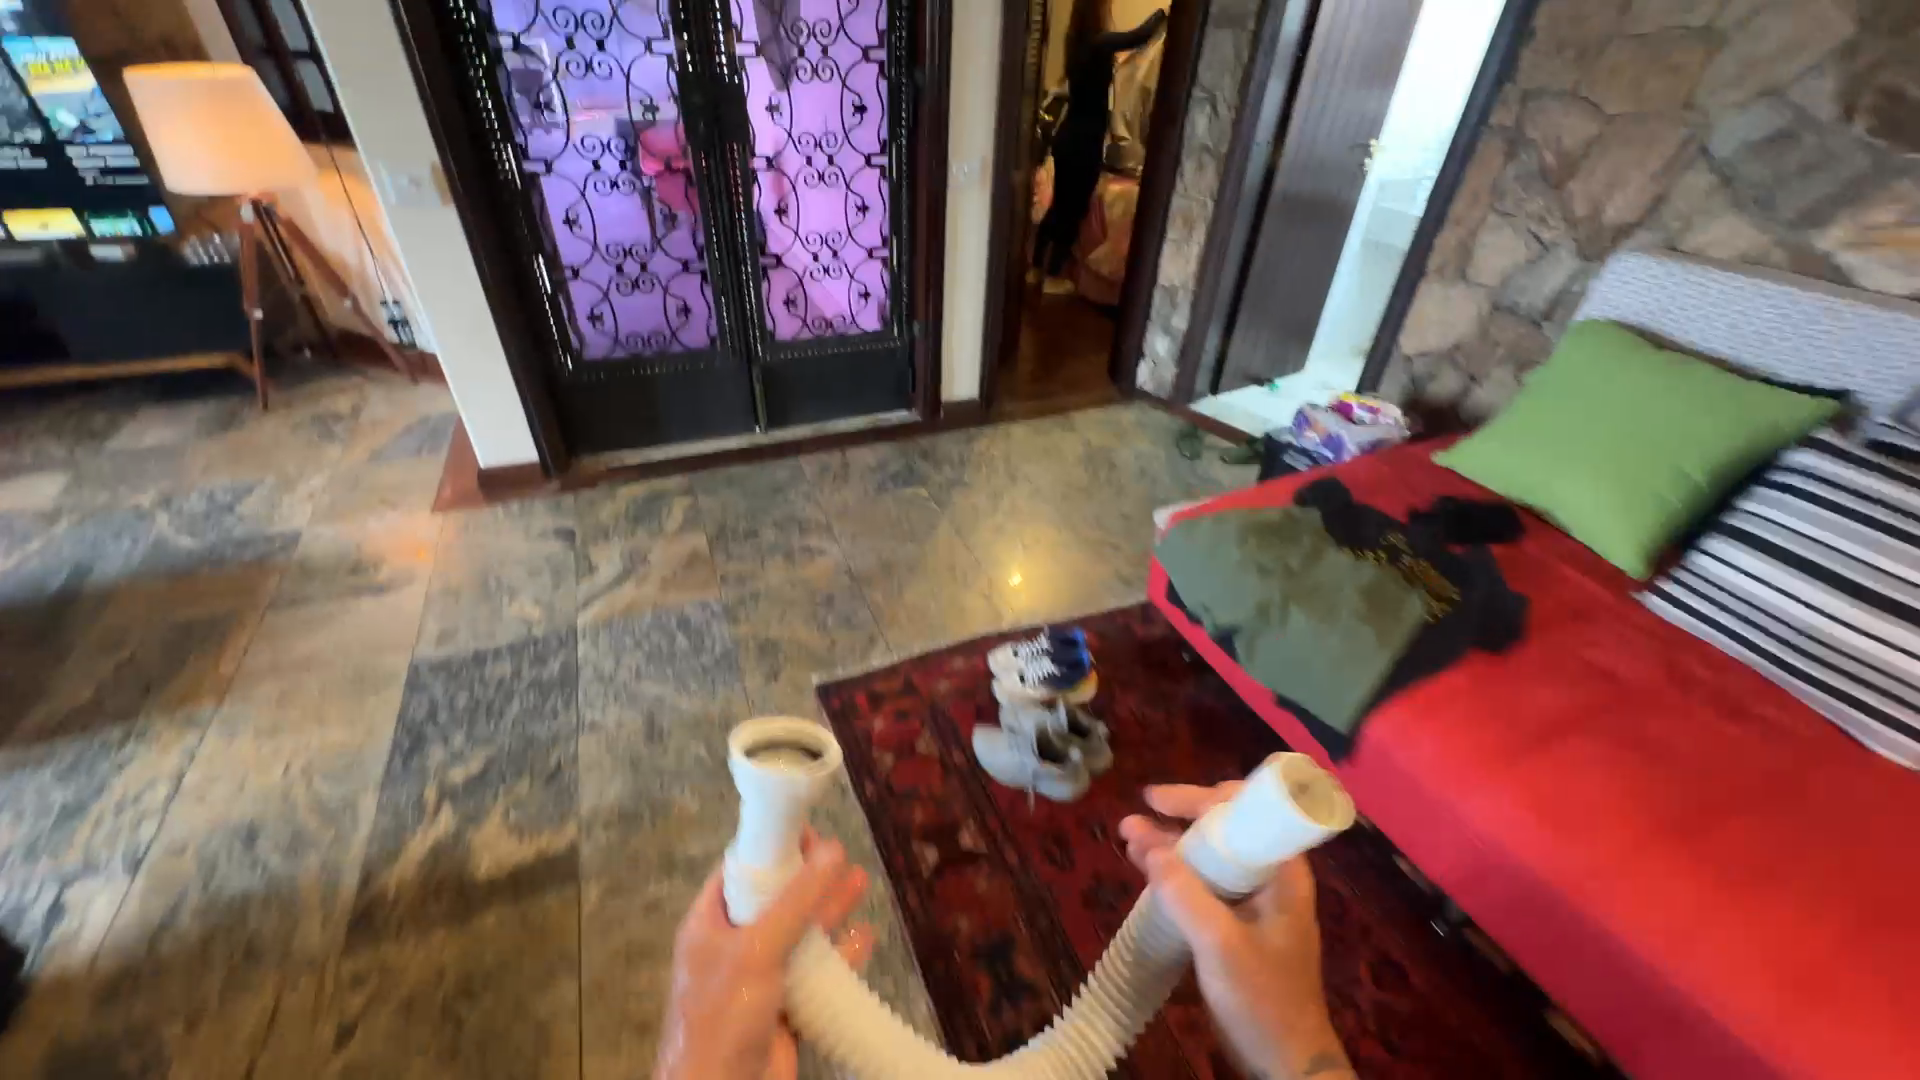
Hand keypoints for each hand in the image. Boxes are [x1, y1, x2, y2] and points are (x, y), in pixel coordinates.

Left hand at [654, 832, 872, 1079]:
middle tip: (841, 852)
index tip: (808, 829)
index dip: (774, 846)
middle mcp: (733, 945)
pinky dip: (841, 955)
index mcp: (710, 923)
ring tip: (860, 881)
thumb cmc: (724, 1016)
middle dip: (810, 875)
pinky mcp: (784, 1008)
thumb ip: (798, 900)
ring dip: (830, 909)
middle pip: (777, 897)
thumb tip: (834, 848)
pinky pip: (816, 972)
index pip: (741, 870)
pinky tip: (865, 937)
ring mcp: (760, 978)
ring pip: (801, 933)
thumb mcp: (758, 949)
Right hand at [1121, 783, 1355, 1079]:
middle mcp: (1269, 877)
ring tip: (1127, 838)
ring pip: (1209, 855)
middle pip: (1222, 828)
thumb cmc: (1263, 999)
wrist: (1286, 1066)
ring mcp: (1253, 902)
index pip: (1245, 809)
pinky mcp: (1236, 924)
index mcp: (1281, 871)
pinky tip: (1144, 871)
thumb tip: (1145, 843)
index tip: (1157, 799)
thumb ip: (1184, 893)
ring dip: (1169, 844)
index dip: (1200, 797)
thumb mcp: (1220, 944)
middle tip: (1134, 819)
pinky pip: (1203, 883)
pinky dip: (1173, 872)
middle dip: (1175, 819)